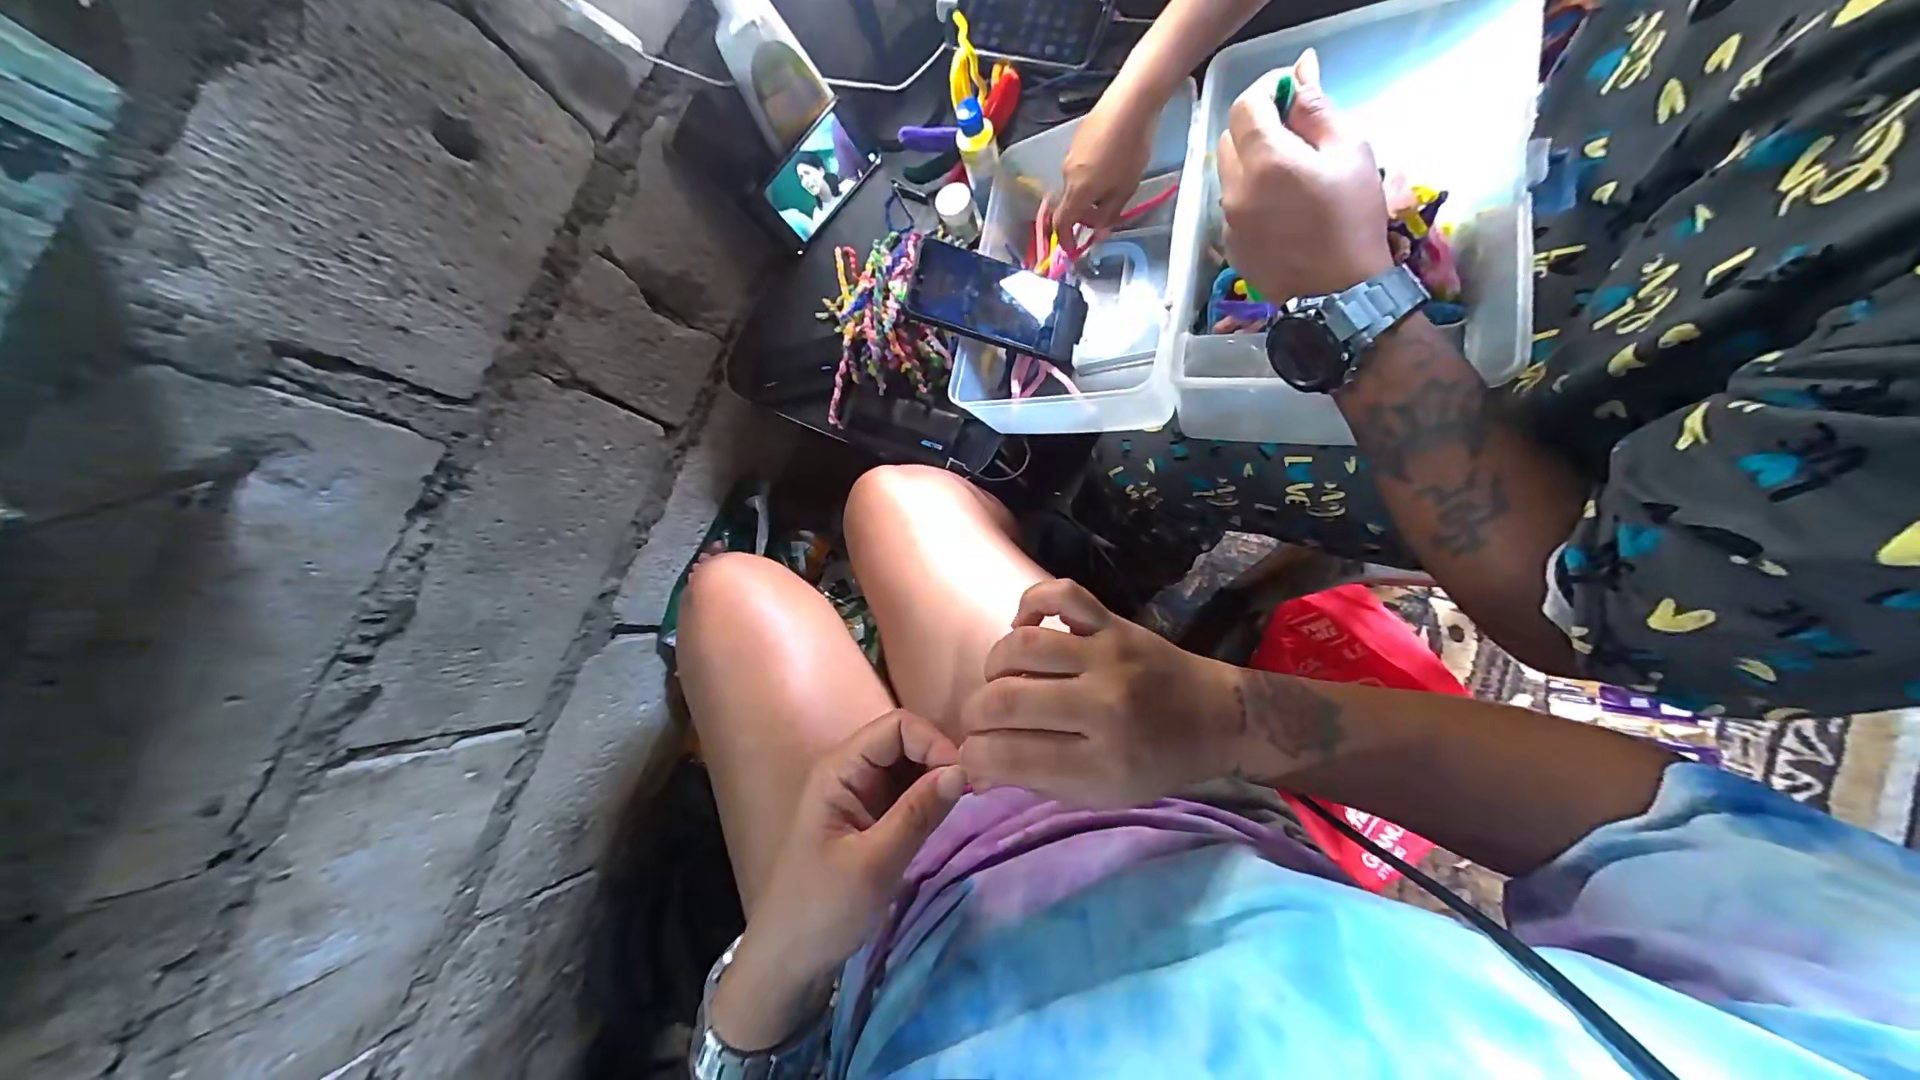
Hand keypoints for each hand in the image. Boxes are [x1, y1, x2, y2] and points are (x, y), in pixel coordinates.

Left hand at [711, 710, 966, 1049]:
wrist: (788, 963)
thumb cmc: (821, 910)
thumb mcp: (873, 864)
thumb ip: (917, 814)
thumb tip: (963, 771)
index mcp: (840, 769)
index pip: (897, 726)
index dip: (933, 741)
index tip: (963, 779)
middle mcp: (852, 771)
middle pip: (906, 739)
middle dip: (939, 757)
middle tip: (972, 792)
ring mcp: (863, 794)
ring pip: (911, 764)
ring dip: (939, 778)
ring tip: (966, 803)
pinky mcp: (874, 817)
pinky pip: (909, 791)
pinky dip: (931, 797)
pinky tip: (948, 815)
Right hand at [958, 579, 1243, 807]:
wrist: (1215, 717)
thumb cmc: (1155, 763)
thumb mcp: (1100, 794)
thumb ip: (1034, 779)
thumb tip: (974, 771)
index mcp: (1102, 764)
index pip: (1007, 757)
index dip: (973, 758)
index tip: (972, 756)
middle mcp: (1103, 706)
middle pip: (1005, 701)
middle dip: (974, 715)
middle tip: (980, 720)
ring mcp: (1109, 656)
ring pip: (1022, 647)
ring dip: (995, 665)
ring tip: (1000, 680)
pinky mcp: (1114, 622)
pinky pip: (1061, 594)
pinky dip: (1030, 603)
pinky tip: (1024, 628)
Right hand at [1056, 94, 1155, 237]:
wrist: (1130, 102)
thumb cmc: (1130, 150)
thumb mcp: (1125, 189)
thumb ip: (1109, 214)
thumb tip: (1098, 230)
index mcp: (1077, 192)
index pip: (1062, 223)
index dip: (1066, 240)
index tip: (1074, 248)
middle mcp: (1067, 175)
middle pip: (1070, 204)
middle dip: (1084, 214)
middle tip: (1106, 214)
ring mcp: (1070, 156)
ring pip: (1075, 186)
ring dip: (1089, 194)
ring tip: (1113, 185)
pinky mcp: (1077, 140)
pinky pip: (1079, 168)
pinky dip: (1090, 176)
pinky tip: (1110, 164)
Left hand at [1216, 48, 1394, 301]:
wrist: (1336, 292)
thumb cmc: (1351, 218)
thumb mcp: (1350, 150)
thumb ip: (1316, 110)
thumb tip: (1300, 74)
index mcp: (1265, 163)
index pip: (1244, 107)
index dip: (1266, 90)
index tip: (1289, 91)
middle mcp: (1235, 191)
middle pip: (1228, 139)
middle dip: (1255, 124)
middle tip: (1292, 129)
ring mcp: (1228, 221)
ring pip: (1228, 174)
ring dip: (1251, 160)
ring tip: (1290, 170)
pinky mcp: (1230, 245)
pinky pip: (1231, 205)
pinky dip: (1249, 193)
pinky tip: (1279, 205)